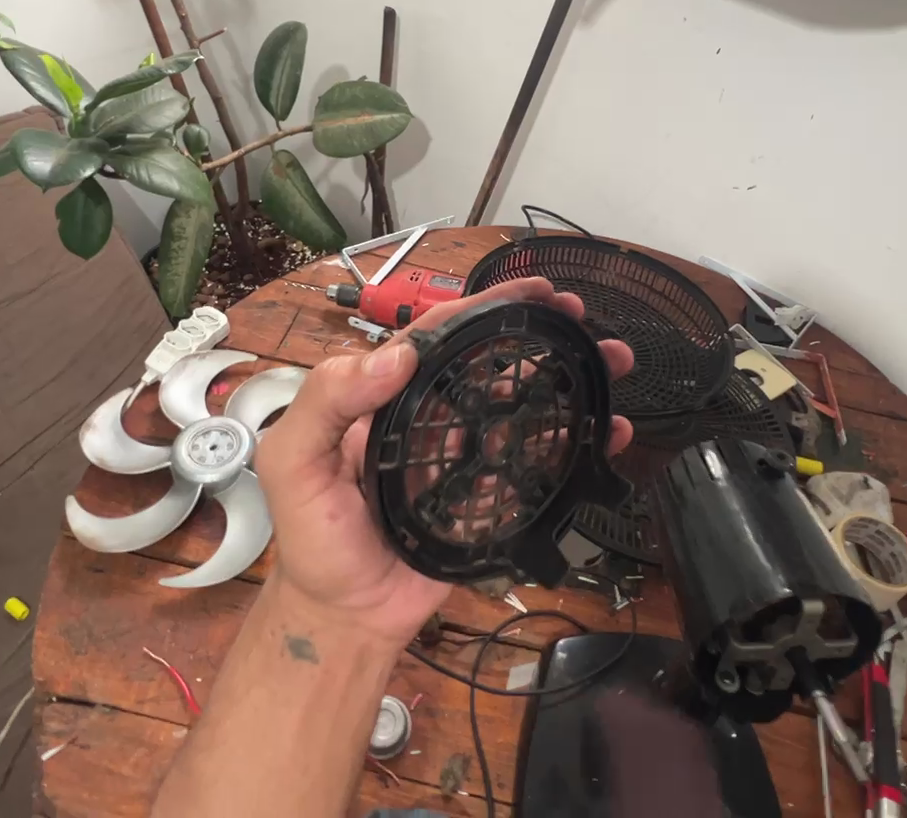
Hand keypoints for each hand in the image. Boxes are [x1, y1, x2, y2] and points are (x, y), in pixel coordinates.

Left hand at [251, 277, 635, 645]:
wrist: (346, 615)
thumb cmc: (313, 538)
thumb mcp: (293, 461)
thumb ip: (328, 400)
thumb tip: (396, 353)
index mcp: (391, 396)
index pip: (441, 335)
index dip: (487, 306)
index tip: (535, 292)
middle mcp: (434, 417)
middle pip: (495, 362)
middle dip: (543, 334)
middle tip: (585, 321)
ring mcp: (467, 457)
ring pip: (525, 406)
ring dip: (571, 381)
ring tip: (613, 364)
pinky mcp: (492, 499)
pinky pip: (537, 464)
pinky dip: (576, 446)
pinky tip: (608, 433)